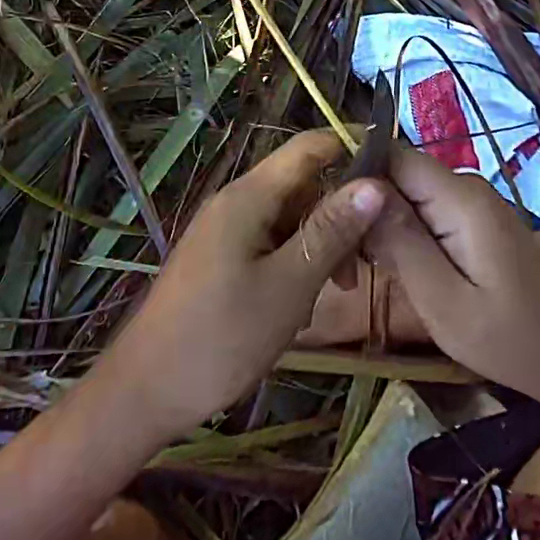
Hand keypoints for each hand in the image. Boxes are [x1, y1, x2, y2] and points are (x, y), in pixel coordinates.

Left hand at [95, 130, 385, 432]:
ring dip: (320, 244)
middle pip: (302, 185)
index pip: (309, 147)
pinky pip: (269, 244)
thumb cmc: (221, 338)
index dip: (353, 150)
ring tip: (339, 288)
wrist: (145, 392)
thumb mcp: (289, 285)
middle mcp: (235, 204)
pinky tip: (302, 302)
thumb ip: (331, 231)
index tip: (394, 179)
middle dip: (339, 213)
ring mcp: (224, 233)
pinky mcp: (220, 260)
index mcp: (248, 197)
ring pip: (288, 218)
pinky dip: (295, 263)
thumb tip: (375, 183)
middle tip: (367, 260)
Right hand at [364, 147, 539, 412]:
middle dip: (362, 213)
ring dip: (378, 230)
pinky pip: (424, 213)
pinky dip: (401, 238)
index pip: (392, 156)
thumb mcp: (443, 300)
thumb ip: (402, 242)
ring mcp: (473, 204)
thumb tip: (360, 188)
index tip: (331, 225)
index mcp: (462, 200)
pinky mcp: (473, 222)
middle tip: (344, 271)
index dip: (355, 181)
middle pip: (396, 176)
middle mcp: (468, 188)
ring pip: (405, 196)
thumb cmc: (506, 340)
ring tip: (360, 278)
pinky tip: (392, 272)